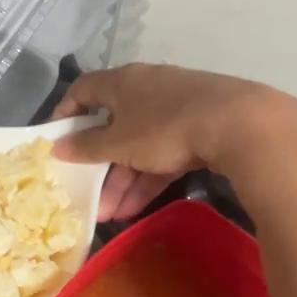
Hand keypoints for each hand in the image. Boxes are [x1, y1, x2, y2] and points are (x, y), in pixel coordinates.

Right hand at [51, 64, 296, 220]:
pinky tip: (135, 209)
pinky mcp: (199, 128)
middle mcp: (148, 89)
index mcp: (124, 83)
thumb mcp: (117, 143)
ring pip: (138, 147)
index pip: (84, 89)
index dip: (66, 111)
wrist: (242, 125)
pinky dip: (147, 179)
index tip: (55, 138)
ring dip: (122, 181)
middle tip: (85, 192)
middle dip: (98, 165)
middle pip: (113, 127)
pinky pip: (162, 155)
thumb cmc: (165, 127)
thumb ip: (85, 146)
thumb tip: (57, 146)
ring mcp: (176, 108)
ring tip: (110, 214)